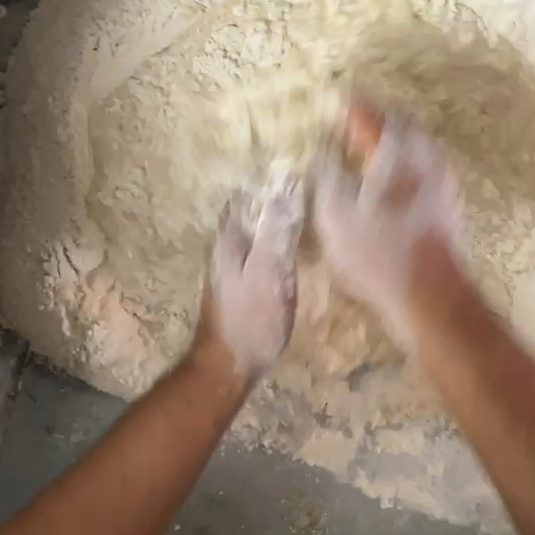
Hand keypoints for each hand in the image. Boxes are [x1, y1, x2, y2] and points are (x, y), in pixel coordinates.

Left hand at [193, 177, 303, 380]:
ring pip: (254, 232)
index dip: (271, 181)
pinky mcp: (239, 286)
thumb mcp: (270, 273)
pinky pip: (258, 252)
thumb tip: (286, 185)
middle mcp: (225, 248)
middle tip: (309, 189)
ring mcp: (230, 268)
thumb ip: (277, 231)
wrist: (228, 366)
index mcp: (230, 238)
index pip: (248, 194)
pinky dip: (275, 245)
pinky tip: (291, 250)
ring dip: (275, 221)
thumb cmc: (251, 320)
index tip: (299, 169)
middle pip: (250, 211)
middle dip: (274, 198)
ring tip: (305, 214)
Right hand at [312, 106, 464, 345]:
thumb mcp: (335, 213)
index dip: (349, 107)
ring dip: (393, 140)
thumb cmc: (377, 253)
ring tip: (369, 146)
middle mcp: (425, 156)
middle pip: (400, 124)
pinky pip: (423, 167)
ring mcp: (442, 179)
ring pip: (416, 145)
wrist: (430, 294)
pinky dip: (404, 162)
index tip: (332, 101)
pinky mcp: (448, 203)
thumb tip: (327, 153)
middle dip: (375, 118)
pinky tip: (391, 178)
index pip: (371, 115)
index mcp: (397, 150)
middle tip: (353, 119)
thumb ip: (328, 174)